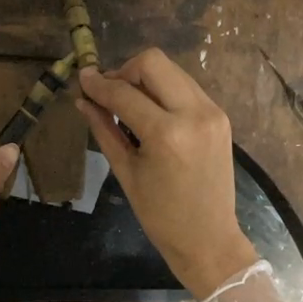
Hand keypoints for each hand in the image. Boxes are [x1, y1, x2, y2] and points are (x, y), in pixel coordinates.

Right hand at [76, 49, 256, 296]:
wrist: (208, 238)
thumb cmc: (160, 216)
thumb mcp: (127, 173)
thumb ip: (106, 131)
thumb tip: (84, 101)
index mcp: (166, 134)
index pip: (125, 93)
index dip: (99, 84)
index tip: (82, 78)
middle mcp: (194, 113)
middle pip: (153, 63)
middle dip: (125, 71)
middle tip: (109, 92)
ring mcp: (212, 112)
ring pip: (172, 71)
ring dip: (146, 79)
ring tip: (128, 102)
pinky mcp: (220, 117)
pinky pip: (187, 88)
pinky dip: (165, 92)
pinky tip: (152, 113)